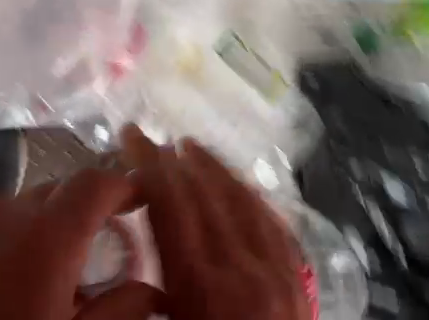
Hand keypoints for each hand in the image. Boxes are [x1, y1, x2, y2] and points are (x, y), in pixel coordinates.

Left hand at [0, 165, 160, 319]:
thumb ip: (119, 311)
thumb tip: (153, 289)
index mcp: (44, 233)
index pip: (95, 183)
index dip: (126, 184)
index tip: (148, 197)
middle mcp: (7, 208)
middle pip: (63, 192)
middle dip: (92, 212)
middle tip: (117, 247)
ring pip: (30, 204)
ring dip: (55, 224)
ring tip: (69, 270)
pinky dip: (22, 232)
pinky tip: (24, 274)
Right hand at [120, 125, 306, 319]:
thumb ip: (148, 294)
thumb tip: (128, 248)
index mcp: (201, 284)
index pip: (170, 200)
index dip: (148, 161)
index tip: (130, 135)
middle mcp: (241, 268)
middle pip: (204, 192)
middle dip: (174, 158)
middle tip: (150, 137)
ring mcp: (277, 275)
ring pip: (243, 201)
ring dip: (214, 169)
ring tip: (190, 148)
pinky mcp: (300, 289)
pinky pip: (275, 227)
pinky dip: (252, 198)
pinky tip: (240, 189)